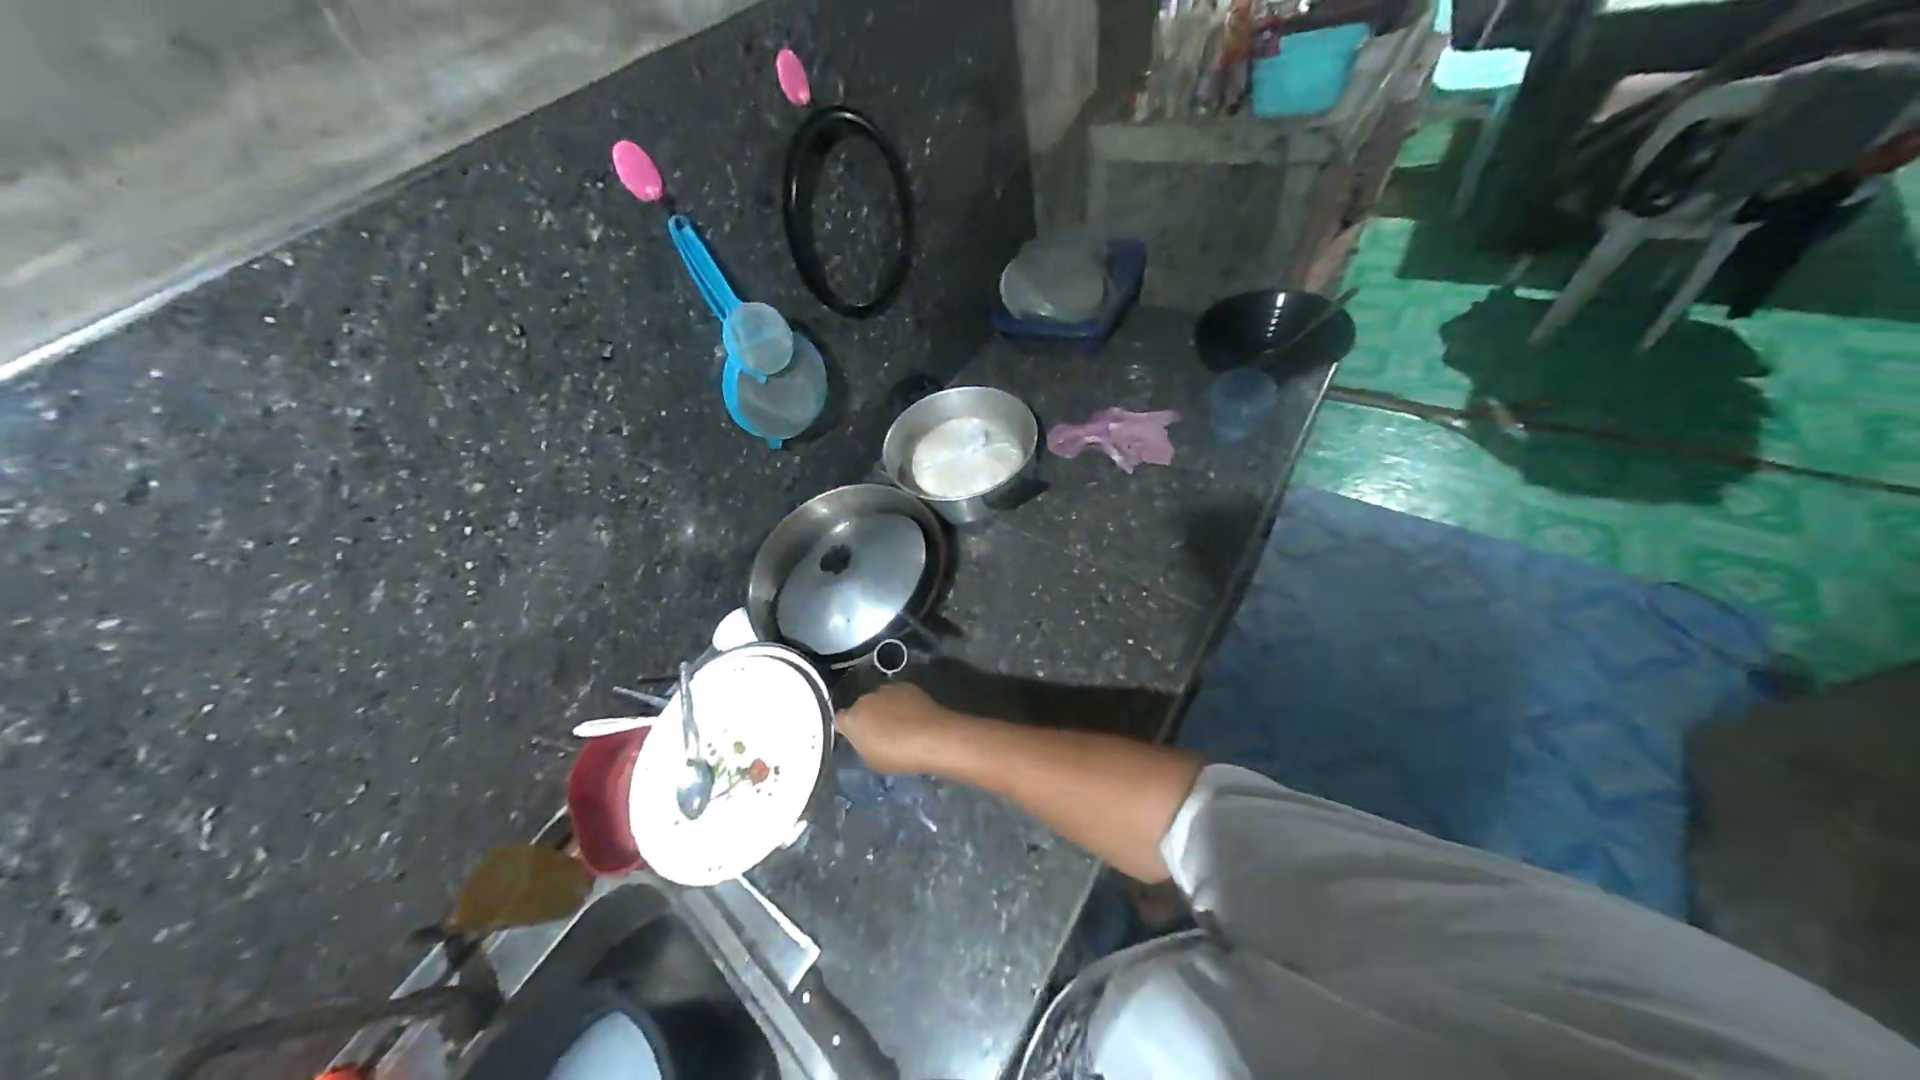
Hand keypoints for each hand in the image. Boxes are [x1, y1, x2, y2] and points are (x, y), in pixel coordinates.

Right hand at [835, 683, 964, 774]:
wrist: (933, 737)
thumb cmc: (899, 756)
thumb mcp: (872, 760)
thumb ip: (863, 745)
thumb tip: (866, 738)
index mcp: (852, 719)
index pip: (840, 721)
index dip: (848, 729)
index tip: (858, 739)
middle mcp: (865, 699)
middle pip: (860, 708)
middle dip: (867, 718)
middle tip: (881, 734)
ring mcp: (886, 689)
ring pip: (879, 699)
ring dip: (884, 709)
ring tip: (901, 725)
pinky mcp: (907, 686)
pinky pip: (898, 695)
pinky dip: (902, 703)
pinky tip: (914, 716)